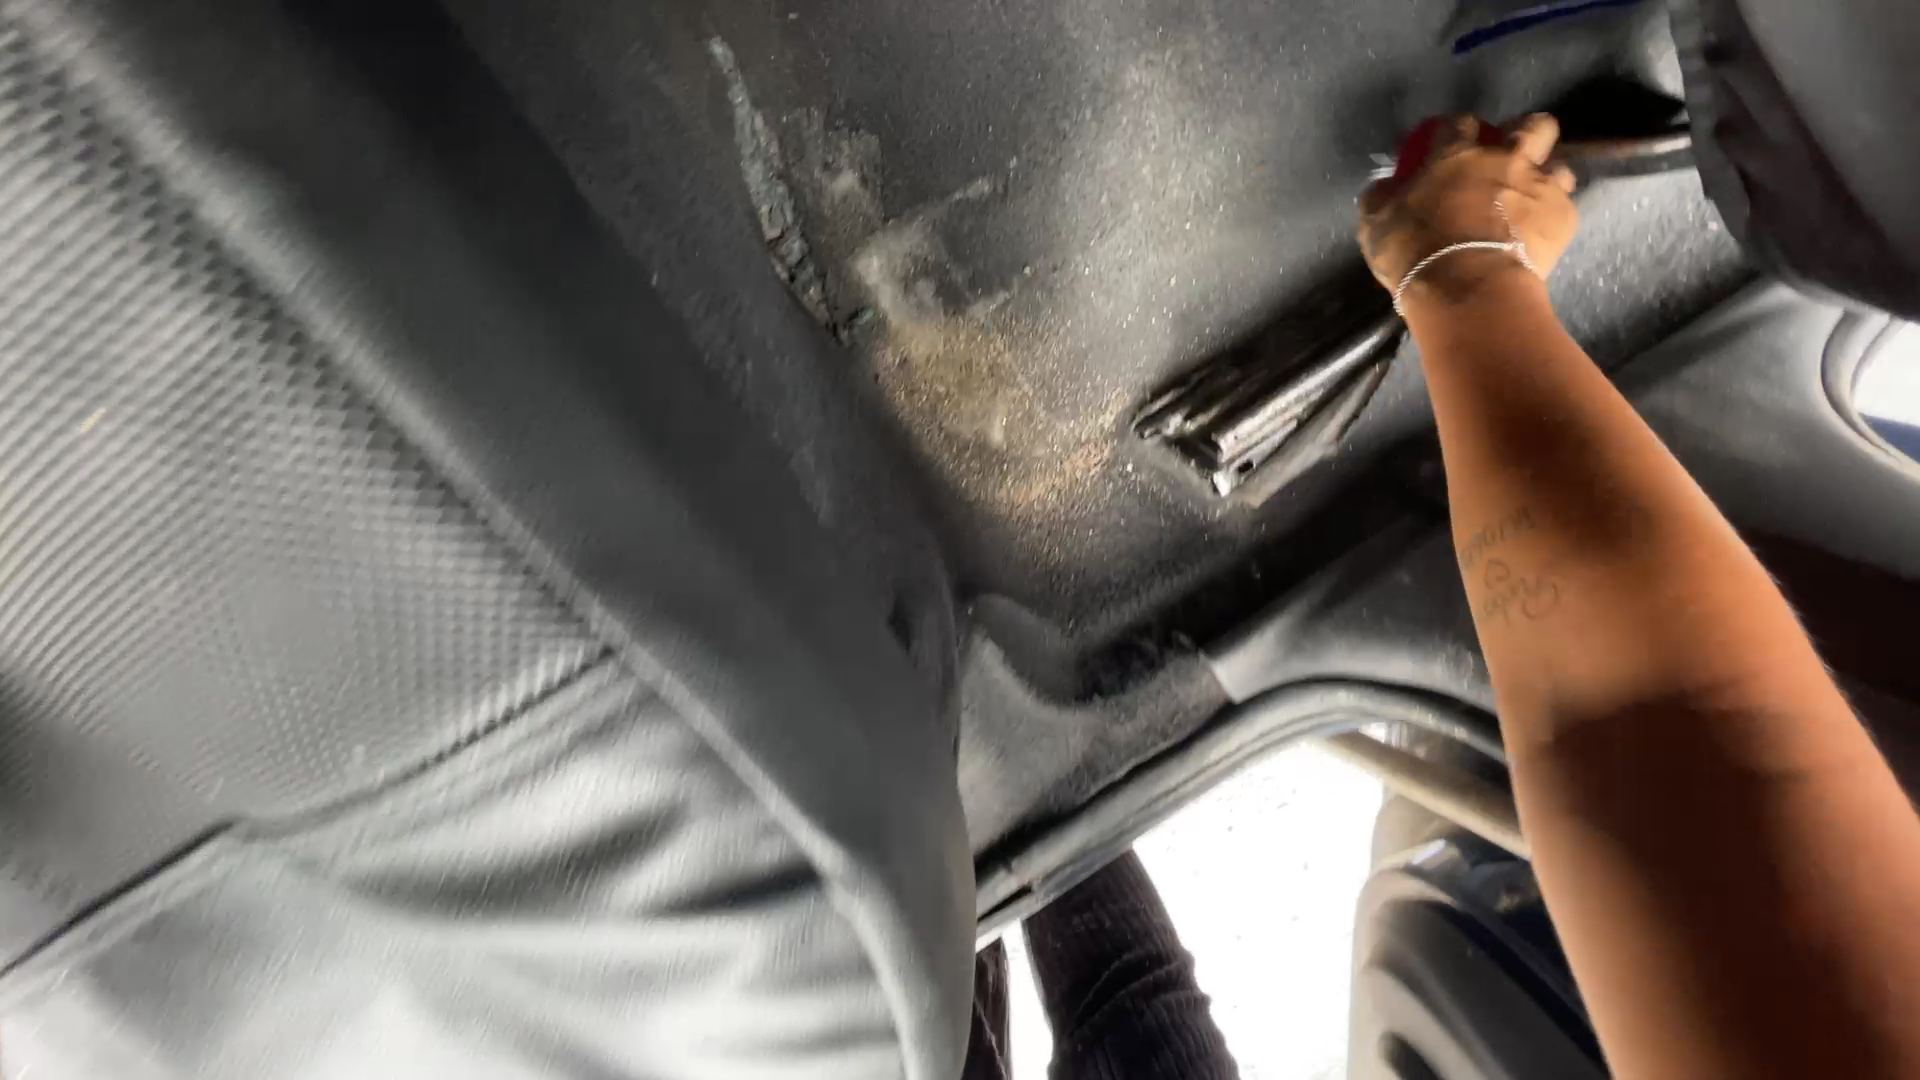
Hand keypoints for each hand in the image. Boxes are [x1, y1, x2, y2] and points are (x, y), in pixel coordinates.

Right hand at [1358, 114, 1578, 304]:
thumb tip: (1381, 186)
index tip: (1448, 144)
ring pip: (1559, 163)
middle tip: (1509, 154)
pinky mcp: (1562, 217)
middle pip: (1532, 125)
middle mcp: (1505, 160)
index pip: (1458, 125)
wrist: (1465, 286)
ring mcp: (1539, 186)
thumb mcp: (1376, 226)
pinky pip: (1562, 208)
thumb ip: (1379, 199)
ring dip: (1546, 175)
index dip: (1454, 131)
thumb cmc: (1414, 251)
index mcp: (1455, 158)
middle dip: (1523, 132)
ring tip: (1529, 196)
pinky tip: (1533, 234)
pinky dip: (1548, 218)